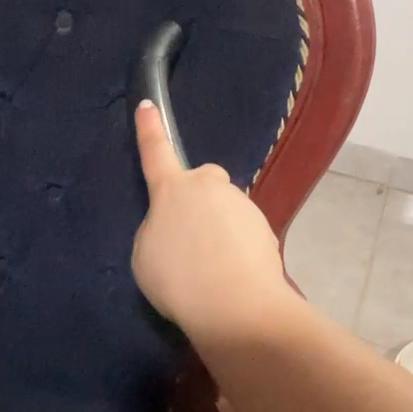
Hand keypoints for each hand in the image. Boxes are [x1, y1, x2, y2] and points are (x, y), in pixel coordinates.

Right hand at [131, 100, 292, 337]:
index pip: (156, 152)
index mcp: (172, 189)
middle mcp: (209, 187)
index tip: (149, 104)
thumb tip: (177, 228)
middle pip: (202, 182)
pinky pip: (243, 233)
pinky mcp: (266, 228)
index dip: (150, 129)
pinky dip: (237, 249)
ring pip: (225, 210)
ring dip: (218, 231)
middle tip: (189, 239)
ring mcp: (241, 205)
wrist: (237, 307)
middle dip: (198, 201)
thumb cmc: (179, 278)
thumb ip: (157, 230)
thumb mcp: (146, 255)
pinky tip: (232, 277)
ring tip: (210, 271)